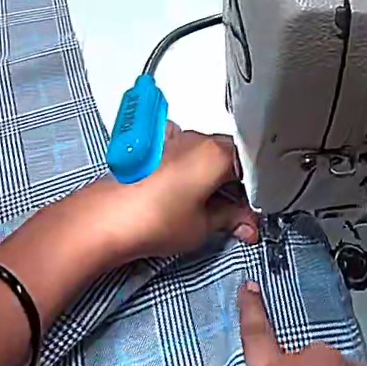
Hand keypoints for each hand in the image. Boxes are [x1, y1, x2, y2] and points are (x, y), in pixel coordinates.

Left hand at [59, 122, 259, 269]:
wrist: (109, 217)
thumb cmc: (156, 218)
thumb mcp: (203, 226)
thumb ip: (231, 219)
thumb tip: (246, 223)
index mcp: (217, 152)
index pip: (252, 168)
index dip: (257, 193)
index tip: (255, 214)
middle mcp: (198, 139)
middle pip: (231, 158)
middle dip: (238, 185)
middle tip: (238, 216)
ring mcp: (175, 140)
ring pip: (209, 155)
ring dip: (216, 177)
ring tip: (213, 209)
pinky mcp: (157, 148)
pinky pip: (187, 154)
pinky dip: (194, 170)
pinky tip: (189, 193)